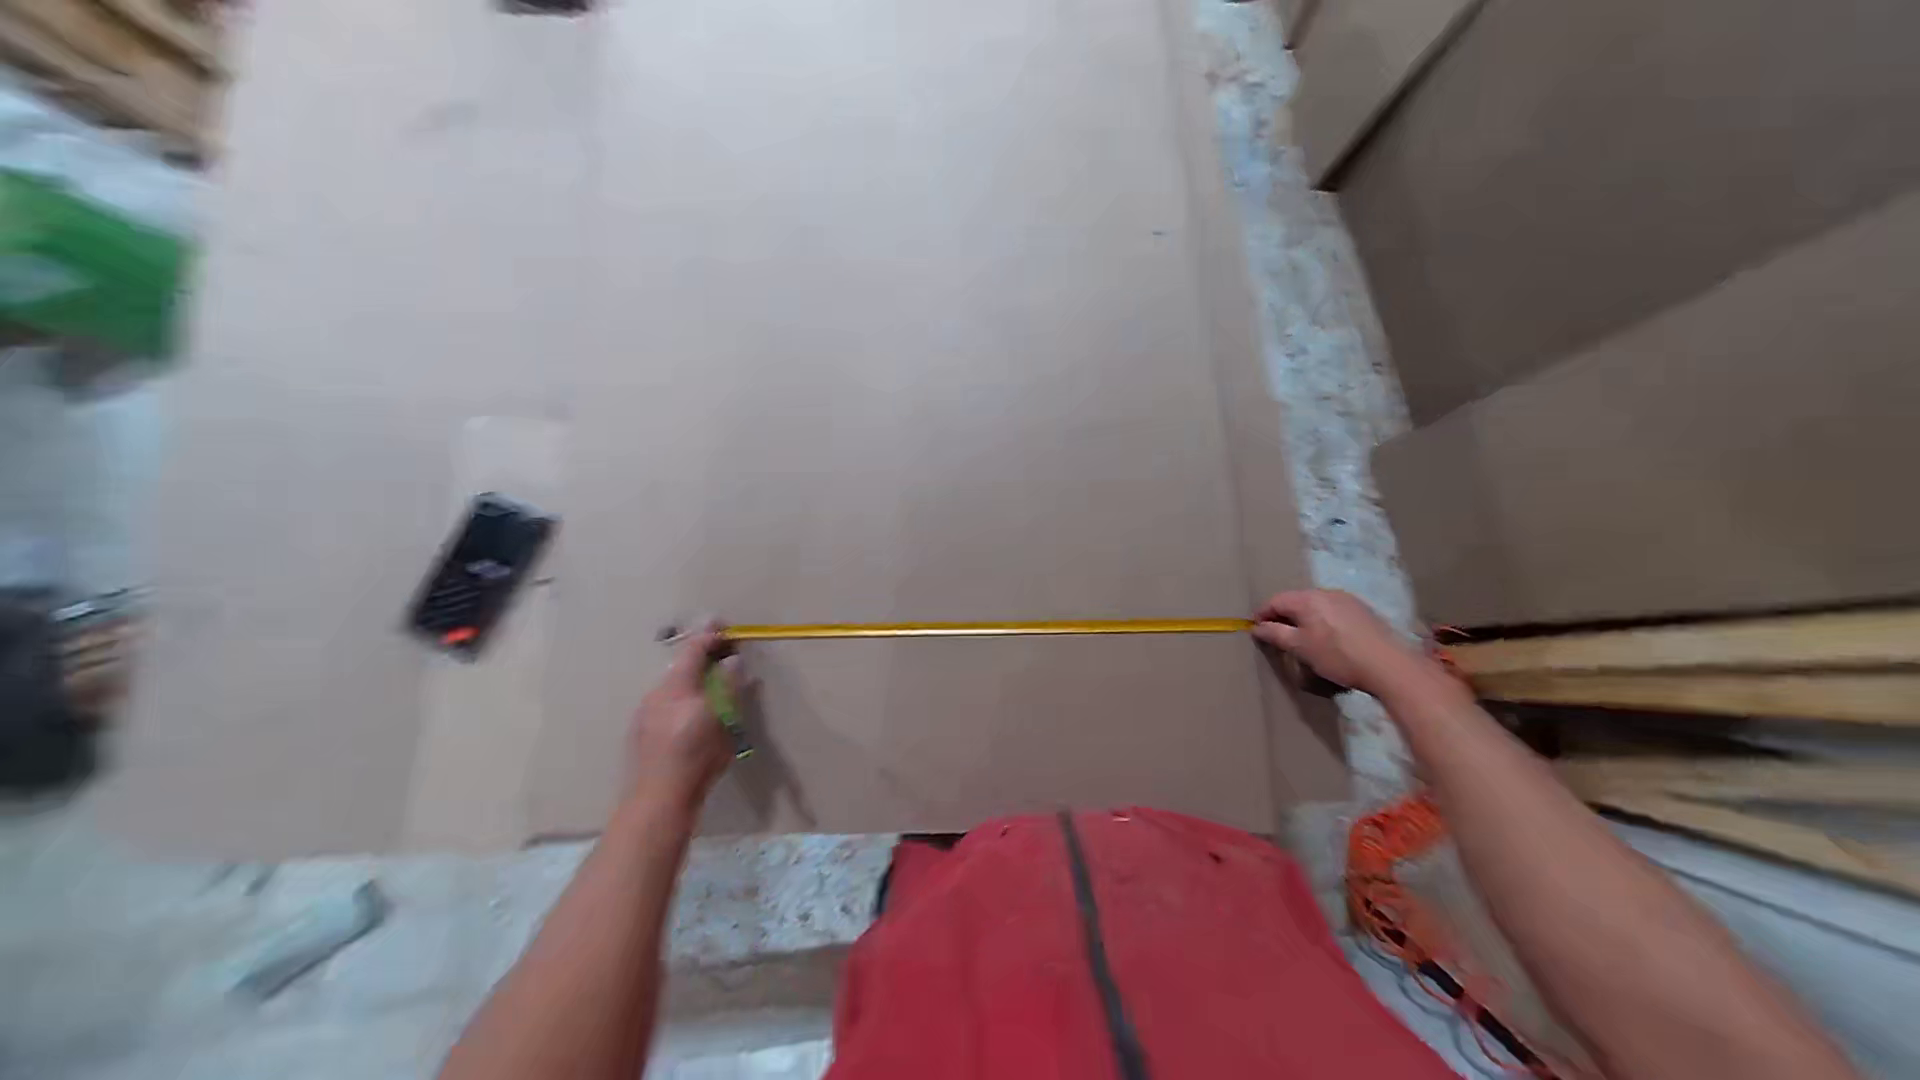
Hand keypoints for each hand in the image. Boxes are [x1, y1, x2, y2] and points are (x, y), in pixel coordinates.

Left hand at [626, 626, 736, 813]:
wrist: (657, 801)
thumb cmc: (696, 758)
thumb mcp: (722, 720)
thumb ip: (728, 687)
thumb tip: (732, 661)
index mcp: (675, 687)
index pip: (693, 651)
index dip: (709, 636)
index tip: (723, 626)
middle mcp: (655, 696)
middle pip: (680, 668)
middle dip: (702, 659)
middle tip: (723, 655)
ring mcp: (644, 716)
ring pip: (673, 688)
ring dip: (693, 681)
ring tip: (713, 687)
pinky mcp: (642, 736)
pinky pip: (667, 706)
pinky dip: (684, 700)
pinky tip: (693, 717)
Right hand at [1250, 589, 1425, 698]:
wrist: (1389, 665)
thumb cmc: (1338, 656)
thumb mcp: (1300, 648)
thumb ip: (1275, 634)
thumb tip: (1256, 627)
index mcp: (1307, 599)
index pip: (1275, 601)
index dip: (1262, 614)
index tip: (1255, 629)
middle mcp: (1326, 593)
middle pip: (1296, 601)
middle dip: (1283, 616)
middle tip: (1277, 635)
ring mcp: (1348, 600)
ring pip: (1316, 605)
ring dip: (1304, 618)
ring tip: (1302, 637)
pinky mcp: (1363, 611)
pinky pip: (1333, 610)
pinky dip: (1323, 620)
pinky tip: (1328, 637)